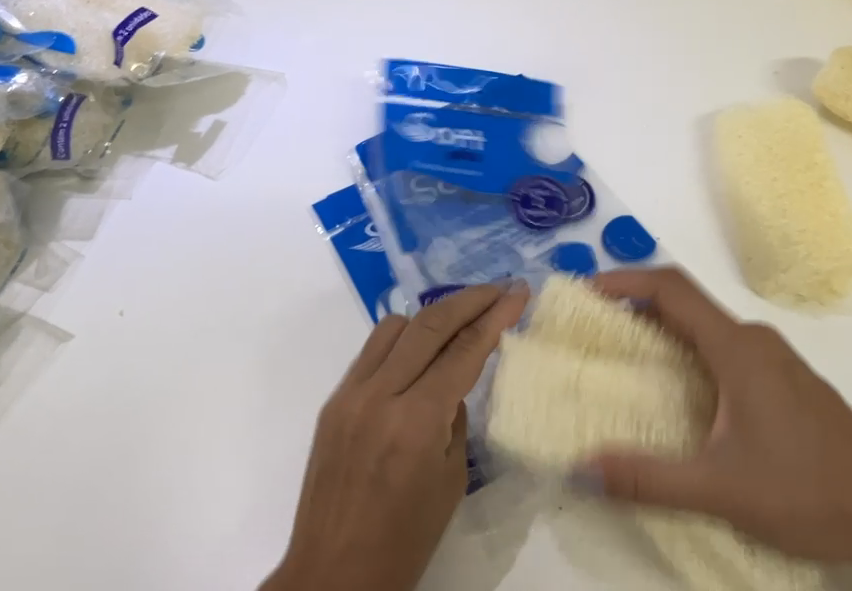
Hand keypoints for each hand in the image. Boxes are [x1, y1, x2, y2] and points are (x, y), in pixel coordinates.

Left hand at [264, 282, 529, 590]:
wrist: (333, 572)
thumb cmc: (405, 539)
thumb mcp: (450, 482)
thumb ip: (455, 420)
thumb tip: (453, 382)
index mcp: (416, 422)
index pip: (463, 351)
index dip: (495, 317)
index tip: (518, 293)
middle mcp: (379, 395)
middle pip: (428, 324)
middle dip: (468, 300)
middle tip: (499, 288)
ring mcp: (349, 394)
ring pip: (394, 327)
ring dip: (431, 317)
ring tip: (460, 320)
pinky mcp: (332, 400)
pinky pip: (371, 352)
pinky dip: (401, 341)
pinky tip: (419, 353)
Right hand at [580, 267, 851, 565]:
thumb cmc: (807, 492)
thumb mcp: (719, 490)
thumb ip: (647, 478)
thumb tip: (580, 466)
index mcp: (738, 348)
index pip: (672, 288)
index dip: (623, 280)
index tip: (584, 293)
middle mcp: (756, 343)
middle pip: (685, 305)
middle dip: (634, 310)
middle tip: (592, 335)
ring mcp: (776, 363)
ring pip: (707, 331)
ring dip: (662, 335)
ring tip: (625, 366)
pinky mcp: (787, 385)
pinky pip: (725, 352)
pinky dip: (689, 357)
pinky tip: (680, 399)